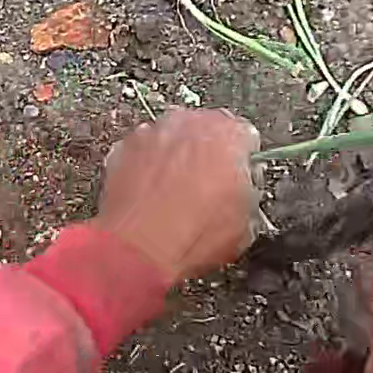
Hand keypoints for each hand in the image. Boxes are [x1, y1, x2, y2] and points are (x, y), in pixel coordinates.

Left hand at [94, 108, 259, 281]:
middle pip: (206, 130)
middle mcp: (191, 124)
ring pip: (172, 137)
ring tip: (173, 193)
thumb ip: (248, 193)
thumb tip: (242, 192)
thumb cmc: (192, 237)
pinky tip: (149, 195)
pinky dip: (146, 166)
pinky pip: (142, 151)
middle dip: (207, 153)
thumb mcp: (243, 226)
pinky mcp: (124, 147)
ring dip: (175, 157)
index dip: (242, 161)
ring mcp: (153, 132)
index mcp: (229, 136)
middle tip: (205, 187)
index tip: (237, 179)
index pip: (245, 136)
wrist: (140, 249)